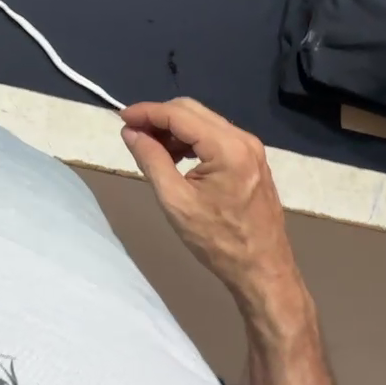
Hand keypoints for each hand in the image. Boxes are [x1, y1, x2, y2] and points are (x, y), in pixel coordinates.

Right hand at [120, 97, 301, 311]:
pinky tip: (174, 156)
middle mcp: (243, 139)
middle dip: (158, 117)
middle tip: (133, 133)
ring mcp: (250, 149)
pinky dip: (190, 139)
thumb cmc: (219, 242)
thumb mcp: (176, 201)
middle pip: (191, 110)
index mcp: (227, 148)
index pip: (178, 114)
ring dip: (173, 128)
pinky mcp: (251, 160)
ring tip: (150, 147)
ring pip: (202, 121)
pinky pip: (214, 135)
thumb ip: (151, 159)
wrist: (264, 274)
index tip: (121, 118)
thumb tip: (130, 132)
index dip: (146, 112)